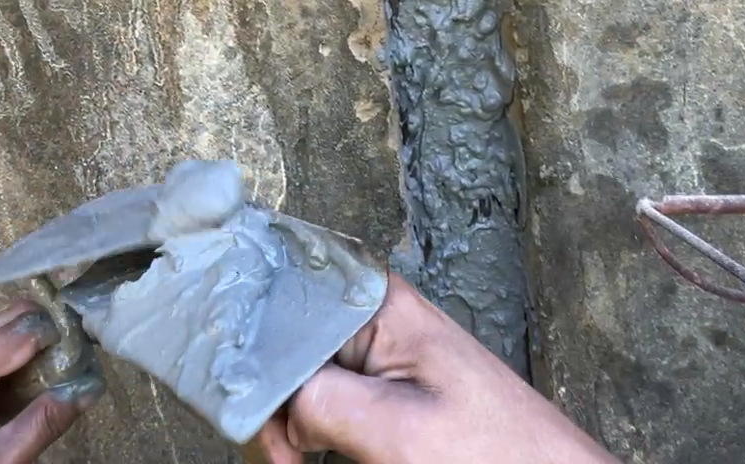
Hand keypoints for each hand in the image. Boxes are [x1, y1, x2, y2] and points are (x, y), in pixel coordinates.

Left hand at [0, 302, 95, 463]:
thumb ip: (43, 422)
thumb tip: (90, 388)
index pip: (20, 330)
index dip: (57, 336)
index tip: (86, 352)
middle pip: (9, 318)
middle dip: (45, 332)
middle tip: (74, 360)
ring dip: (29, 344)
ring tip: (55, 374)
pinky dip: (10, 358)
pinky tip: (26, 385)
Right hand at [252, 276, 618, 463]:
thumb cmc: (491, 453)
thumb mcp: (397, 429)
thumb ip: (321, 400)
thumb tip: (268, 401)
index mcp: (371, 297)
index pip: (280, 310)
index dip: (257, 366)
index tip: (254, 425)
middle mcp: (367, 306)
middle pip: (283, 338)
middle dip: (269, 398)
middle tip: (282, 455)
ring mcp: (374, 337)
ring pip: (297, 367)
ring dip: (286, 416)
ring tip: (296, 457)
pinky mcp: (380, 371)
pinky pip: (322, 385)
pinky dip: (307, 420)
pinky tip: (308, 447)